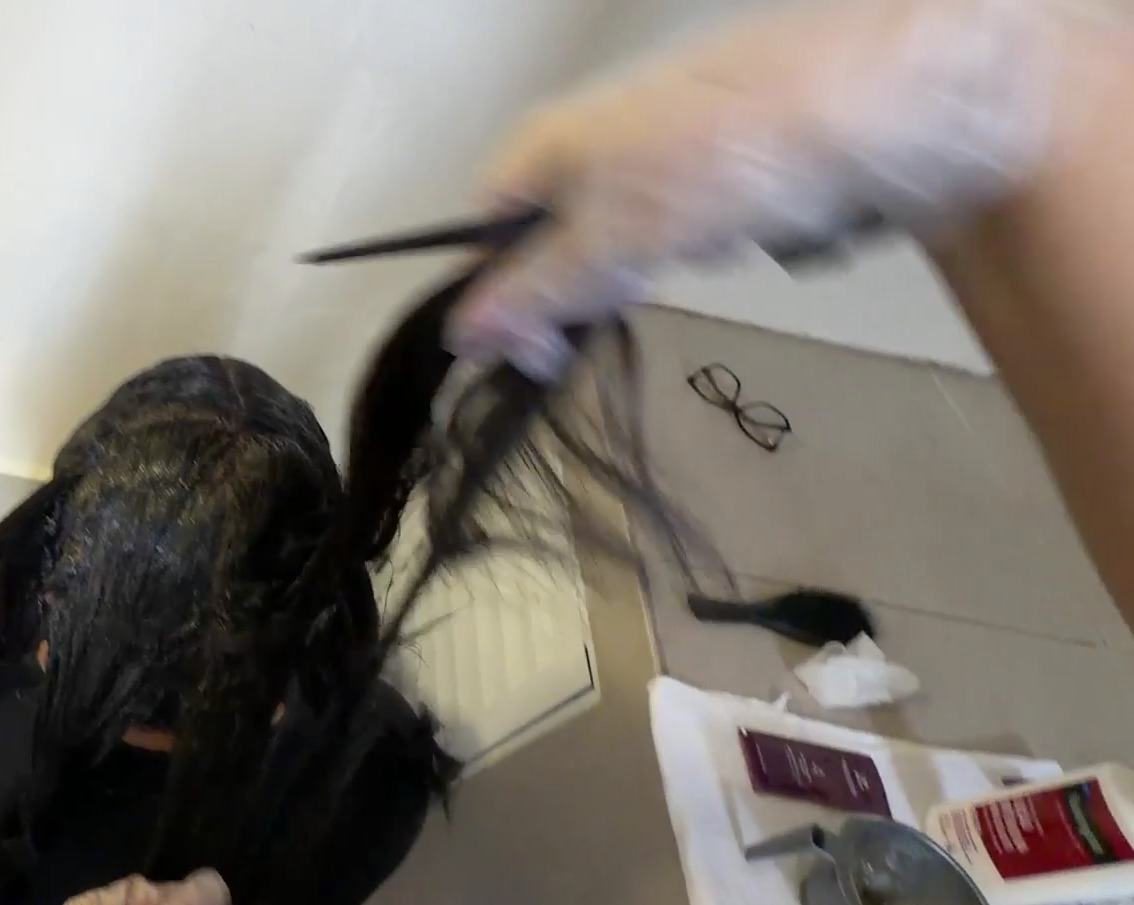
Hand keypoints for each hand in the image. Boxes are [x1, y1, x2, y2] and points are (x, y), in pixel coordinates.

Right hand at [446, 0, 1122, 375]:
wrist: (900, 96)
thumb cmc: (723, 162)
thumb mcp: (604, 241)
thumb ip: (526, 295)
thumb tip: (458, 340)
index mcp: (540, 149)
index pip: (480, 244)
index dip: (497, 304)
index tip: (538, 353)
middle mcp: (578, 148)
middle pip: (536, 249)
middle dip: (570, 291)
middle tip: (612, 308)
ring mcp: (640, 155)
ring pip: (595, 247)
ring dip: (626, 273)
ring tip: (680, 255)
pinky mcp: (696, 169)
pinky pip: (653, 231)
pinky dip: (675, 250)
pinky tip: (719, 236)